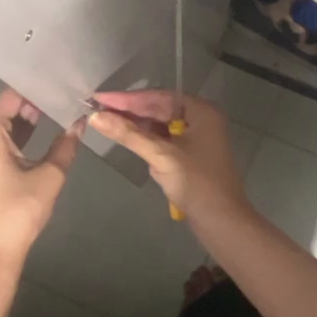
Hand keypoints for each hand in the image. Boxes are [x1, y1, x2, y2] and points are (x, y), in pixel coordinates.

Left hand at [0, 89, 80, 268]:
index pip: (12, 97)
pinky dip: (11, 139)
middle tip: (62, 104)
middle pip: (3, 110)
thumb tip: (80, 123)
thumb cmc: (18, 211)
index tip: (60, 89)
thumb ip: (65, 146)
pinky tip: (34, 141)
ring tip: (54, 119)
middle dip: (31, 108)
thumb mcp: (48, 177)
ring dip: (22, 125)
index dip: (36, 92)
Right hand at [88, 91, 250, 221]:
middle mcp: (201, 119)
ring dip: (137, 125)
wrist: (220, 219)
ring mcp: (197, 138)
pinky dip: (147, 140)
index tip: (100, 97)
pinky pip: (165, 140)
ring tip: (106, 122)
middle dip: (130, 111)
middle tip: (98, 110)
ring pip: (161, 125)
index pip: (159, 96)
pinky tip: (128, 139)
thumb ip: (128, 134)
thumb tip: (95, 116)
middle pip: (160, 109)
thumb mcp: (160, 155)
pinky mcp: (191, 155)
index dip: (127, 98)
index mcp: (201, 111)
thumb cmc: (195, 182)